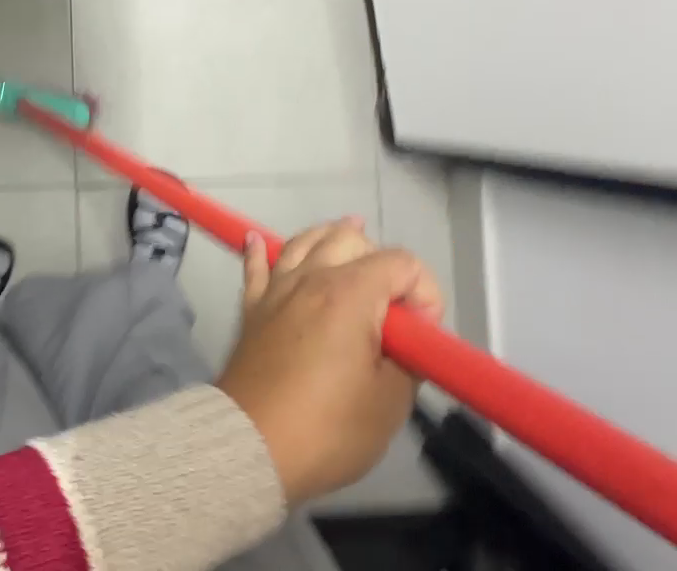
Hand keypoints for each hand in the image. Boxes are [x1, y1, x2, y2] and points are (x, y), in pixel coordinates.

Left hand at [214, 217, 444, 503]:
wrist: (252, 440)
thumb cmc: (328, 426)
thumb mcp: (390, 401)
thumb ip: (405, 359)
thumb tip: (401, 341)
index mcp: (349, 294)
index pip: (400, 262)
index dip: (424, 291)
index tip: (422, 333)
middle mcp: (310, 279)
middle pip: (347, 239)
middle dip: (379, 258)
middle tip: (392, 303)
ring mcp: (276, 289)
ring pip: (303, 243)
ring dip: (328, 237)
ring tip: (347, 235)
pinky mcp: (252, 307)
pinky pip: (256, 266)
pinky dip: (261, 251)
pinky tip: (258, 240)